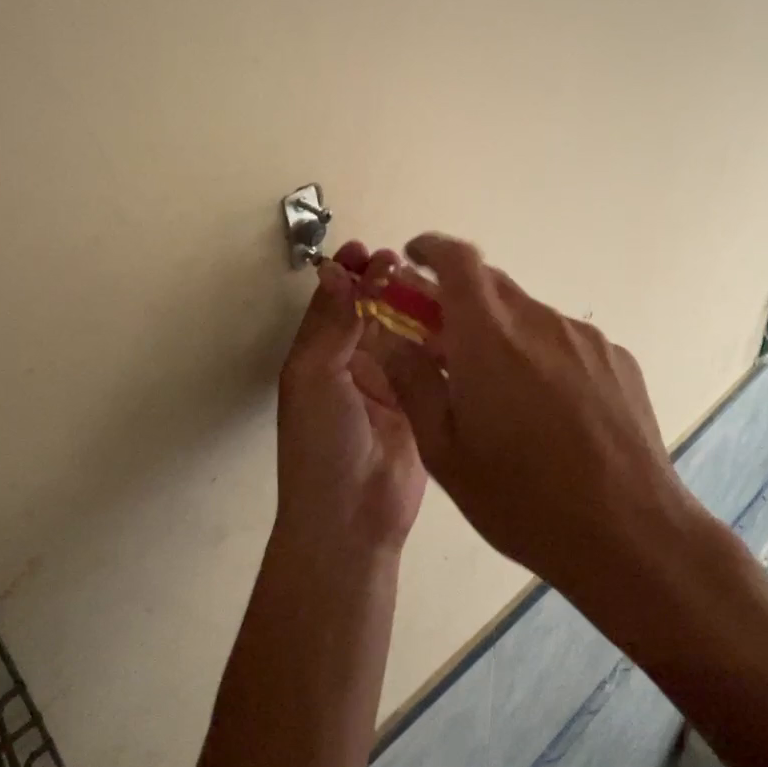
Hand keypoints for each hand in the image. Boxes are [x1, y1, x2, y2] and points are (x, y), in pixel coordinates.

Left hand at [274, 242, 427, 556]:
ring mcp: (387, 386)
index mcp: (317, 358)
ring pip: (400, 334)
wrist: (353, 516)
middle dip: (381, 285)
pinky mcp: (419, 405)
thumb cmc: (322, 444)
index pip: (332, 304)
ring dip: (411, 307)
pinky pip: (426, 363)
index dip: (346, 275)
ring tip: (430, 281)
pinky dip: (436, 339)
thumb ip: (331, 325)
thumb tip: (333, 272)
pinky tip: (452, 317)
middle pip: (368, 313)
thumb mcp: (316, 377)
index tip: (364, 250)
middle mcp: (351, 367)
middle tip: (402, 259)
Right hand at [366, 233, 697, 588]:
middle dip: (459, 302)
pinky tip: (550, 413)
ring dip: (503, 335)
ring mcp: (586, 339)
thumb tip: (387, 337)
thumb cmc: (521, 499)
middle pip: (492, 286)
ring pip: (529, 316)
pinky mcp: (619, 360)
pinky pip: (566, 342)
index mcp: (489, 336)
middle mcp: (539, 321)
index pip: (458, 260)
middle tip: (442, 344)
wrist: (630, 534)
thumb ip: (412, 382)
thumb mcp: (444, 450)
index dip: (431, 249)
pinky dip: (543, 357)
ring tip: (500, 396)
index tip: (413, 260)